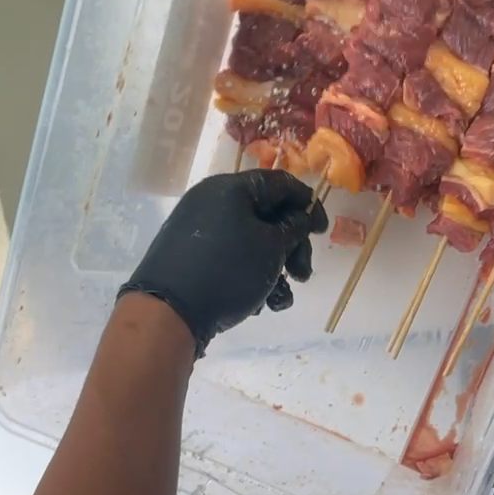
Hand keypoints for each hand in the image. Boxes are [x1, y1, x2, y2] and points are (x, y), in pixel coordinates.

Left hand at [119, 170, 327, 356]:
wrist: (171, 311)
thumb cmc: (229, 270)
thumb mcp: (271, 248)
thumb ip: (294, 228)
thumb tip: (301, 217)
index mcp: (231, 188)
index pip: (280, 183)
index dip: (308, 204)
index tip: (322, 231)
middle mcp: (214, 203)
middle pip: (269, 217)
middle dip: (293, 248)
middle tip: (303, 275)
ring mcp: (202, 231)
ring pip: (254, 243)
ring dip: (277, 270)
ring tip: (282, 299)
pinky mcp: (196, 258)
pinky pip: (235, 259)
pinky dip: (254, 278)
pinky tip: (263, 304)